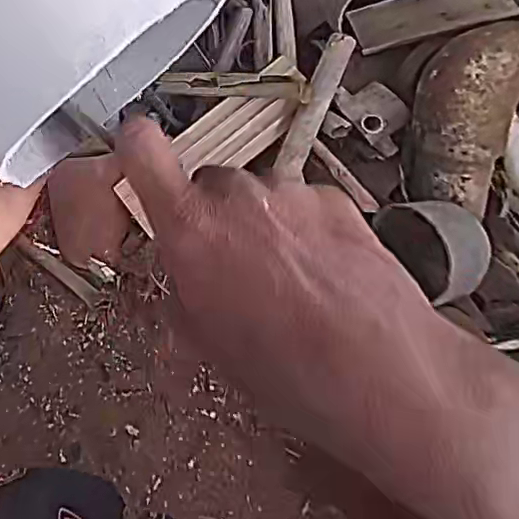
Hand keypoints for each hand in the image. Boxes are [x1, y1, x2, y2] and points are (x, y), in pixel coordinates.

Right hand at [115, 116, 440, 418]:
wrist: (384, 375)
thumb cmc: (291, 370)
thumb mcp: (205, 339)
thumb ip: (179, 288)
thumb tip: (181, 282)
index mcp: (189, 227)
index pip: (143, 148)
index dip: (134, 143)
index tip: (136, 148)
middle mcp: (234, 196)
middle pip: (206, 182)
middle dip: (211, 214)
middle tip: (231, 262)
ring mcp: (287, 192)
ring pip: (255, 194)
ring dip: (260, 224)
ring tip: (286, 279)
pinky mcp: (332, 198)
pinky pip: (300, 202)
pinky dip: (304, 227)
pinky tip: (321, 274)